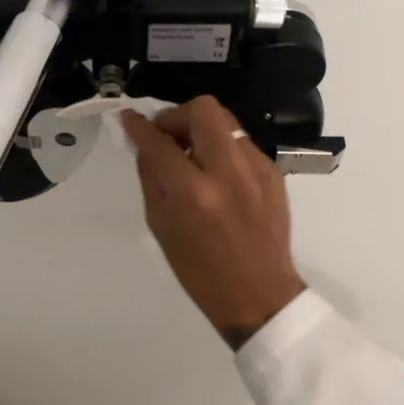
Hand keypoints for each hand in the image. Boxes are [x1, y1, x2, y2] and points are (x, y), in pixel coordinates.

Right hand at [122, 98, 306, 349]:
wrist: (258, 294)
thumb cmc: (199, 270)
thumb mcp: (161, 227)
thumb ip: (152, 178)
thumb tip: (145, 144)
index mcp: (193, 195)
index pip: (160, 143)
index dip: (139, 126)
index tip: (129, 118)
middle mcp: (228, 174)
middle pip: (202, 110)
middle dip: (176, 115)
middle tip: (167, 135)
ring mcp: (256, 170)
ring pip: (226, 120)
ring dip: (201, 128)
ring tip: (191, 153)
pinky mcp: (273, 172)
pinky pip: (241, 143)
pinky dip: (222, 149)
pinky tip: (217, 172)